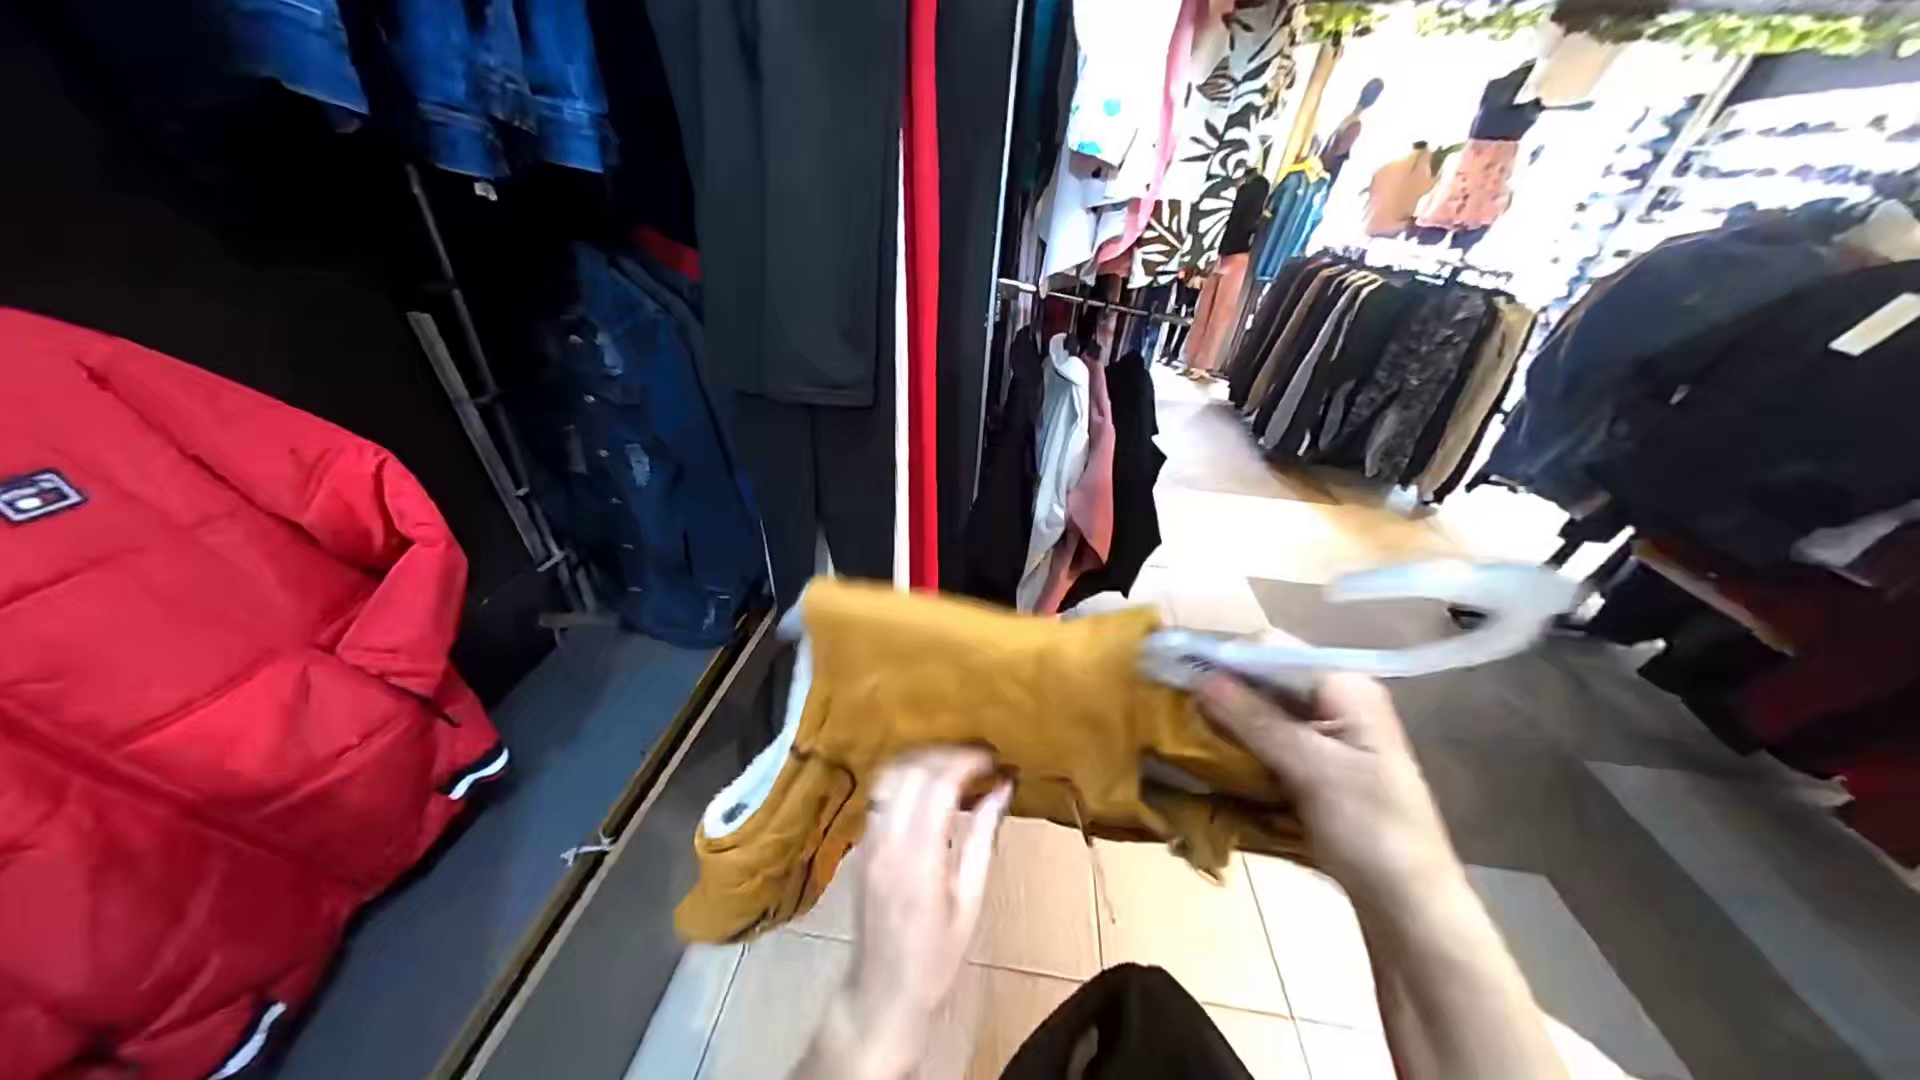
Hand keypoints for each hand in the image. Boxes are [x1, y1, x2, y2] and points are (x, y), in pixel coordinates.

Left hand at [826, 747, 1010, 1079]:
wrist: (881, 991)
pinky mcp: (861, 843)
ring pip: (891, 775)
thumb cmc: (936, 956)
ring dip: (923, 760)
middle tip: (977, 757)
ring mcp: (869, 840)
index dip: (966, 761)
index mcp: (920, 858)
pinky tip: (927, 783)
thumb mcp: (971, 903)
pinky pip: (880, 792)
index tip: (991, 757)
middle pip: (912, 771)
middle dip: (947, 754)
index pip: (939, 785)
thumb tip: (1002, 789)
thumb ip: (983, 840)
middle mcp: (888, 841)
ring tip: (954, 764)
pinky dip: (905, 776)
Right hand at [1198, 672, 1457, 904]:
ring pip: (1262, 707)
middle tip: (1177, 701)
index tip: (1182, 674)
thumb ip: (1255, 720)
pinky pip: (1267, 737)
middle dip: (1222, 686)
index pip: (1274, 650)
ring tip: (1186, 724)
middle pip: (1265, 677)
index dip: (1227, 657)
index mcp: (1345, 688)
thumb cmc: (1370, 831)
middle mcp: (1335, 700)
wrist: (1409, 905)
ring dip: (1226, 715)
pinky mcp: (1314, 762)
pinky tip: (1211, 750)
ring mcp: (1326, 733)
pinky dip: (1239, 740)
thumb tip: (1201, 678)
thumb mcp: (1311, 769)